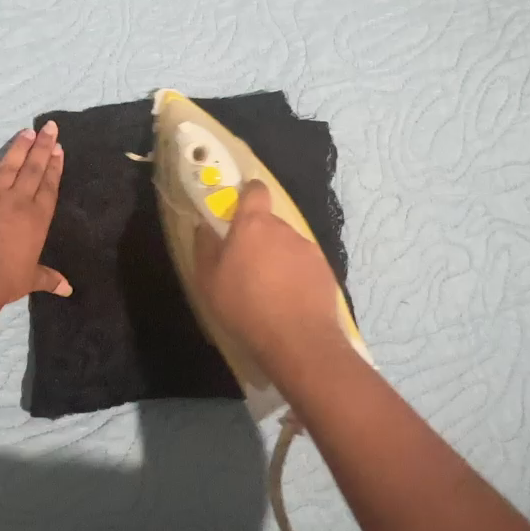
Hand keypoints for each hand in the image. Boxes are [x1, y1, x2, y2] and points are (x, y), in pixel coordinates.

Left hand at [0, 121, 69, 304]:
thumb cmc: (6, 278)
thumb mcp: (30, 279)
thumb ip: (48, 278)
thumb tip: (67, 289)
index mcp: (37, 218)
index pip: (49, 186)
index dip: (54, 166)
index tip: (58, 148)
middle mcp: (17, 201)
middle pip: (32, 169)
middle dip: (41, 147)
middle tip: (48, 128)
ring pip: (6, 167)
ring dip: (16, 149)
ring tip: (25, 132)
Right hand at [193, 180, 348, 371]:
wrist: (297, 340)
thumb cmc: (244, 306)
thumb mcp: (208, 281)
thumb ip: (205, 248)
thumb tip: (204, 227)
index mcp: (253, 225)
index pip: (255, 191)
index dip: (248, 193)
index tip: (240, 206)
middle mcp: (284, 229)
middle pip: (270, 223)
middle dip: (259, 237)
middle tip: (247, 265)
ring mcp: (308, 249)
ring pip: (288, 245)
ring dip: (279, 258)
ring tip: (270, 288)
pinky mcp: (325, 271)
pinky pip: (305, 265)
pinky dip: (297, 276)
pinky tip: (290, 300)